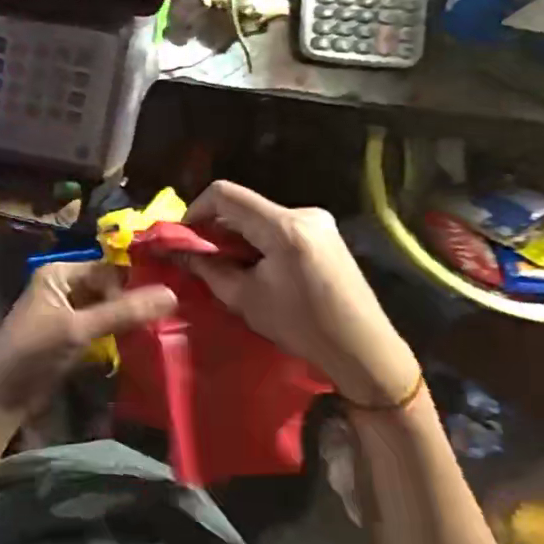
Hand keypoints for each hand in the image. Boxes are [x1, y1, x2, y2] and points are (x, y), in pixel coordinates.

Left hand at [0, 260, 175, 423]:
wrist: (0, 399)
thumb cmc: (32, 354)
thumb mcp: (77, 329)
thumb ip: (123, 312)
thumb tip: (172, 294)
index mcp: (59, 274)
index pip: (107, 268)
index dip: (135, 280)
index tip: (169, 296)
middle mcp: (64, 288)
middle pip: (110, 288)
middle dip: (135, 302)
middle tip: (172, 315)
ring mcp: (68, 315)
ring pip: (108, 310)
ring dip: (130, 321)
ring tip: (165, 329)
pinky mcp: (72, 339)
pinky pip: (103, 330)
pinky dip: (120, 336)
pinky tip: (144, 344)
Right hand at [178, 181, 419, 408]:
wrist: (363, 348)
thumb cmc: (302, 326)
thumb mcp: (245, 299)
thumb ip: (209, 268)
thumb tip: (181, 251)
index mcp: (284, 226)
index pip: (225, 194)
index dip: (196, 210)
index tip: (183, 238)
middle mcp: (303, 213)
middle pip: (243, 206)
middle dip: (216, 229)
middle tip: (200, 259)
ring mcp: (319, 222)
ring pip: (260, 218)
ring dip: (238, 237)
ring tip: (229, 269)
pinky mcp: (325, 234)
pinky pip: (278, 228)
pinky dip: (259, 242)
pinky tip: (257, 270)